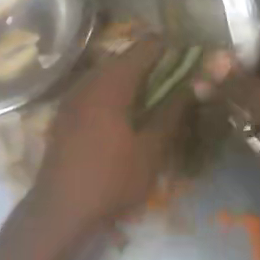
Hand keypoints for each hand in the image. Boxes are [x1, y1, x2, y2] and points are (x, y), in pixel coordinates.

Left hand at [28, 37, 190, 238]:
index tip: (193, 60)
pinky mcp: (66, 114)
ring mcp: (73, 96)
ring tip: (159, 97)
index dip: (172, 48)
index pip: (146, 46)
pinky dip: (116, 92)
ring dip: (134, 78)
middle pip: (126, 57)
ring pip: (109, 73)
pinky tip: (129, 114)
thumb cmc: (111, 179)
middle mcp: (89, 81)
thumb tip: (200, 82)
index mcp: (111, 83)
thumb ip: (174, 109)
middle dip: (154, 63)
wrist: (60, 212)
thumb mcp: (152, 148)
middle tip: (181, 81)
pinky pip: (96, 89)